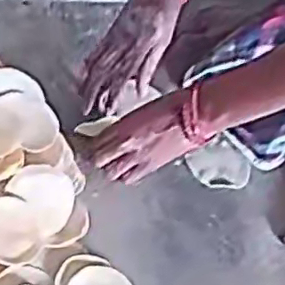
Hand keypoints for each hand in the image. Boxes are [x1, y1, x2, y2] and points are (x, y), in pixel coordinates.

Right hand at [79, 0, 187, 118]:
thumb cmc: (166, 15)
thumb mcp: (164, 42)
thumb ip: (149, 67)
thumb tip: (139, 90)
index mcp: (139, 48)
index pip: (122, 76)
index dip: (113, 95)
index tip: (107, 109)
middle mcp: (123, 44)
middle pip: (104, 73)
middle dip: (93, 93)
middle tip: (87, 109)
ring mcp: (114, 38)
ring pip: (97, 64)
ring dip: (87, 83)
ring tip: (82, 98)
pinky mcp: (110, 33)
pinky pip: (95, 51)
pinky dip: (86, 64)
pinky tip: (81, 75)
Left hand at [85, 89, 202, 183]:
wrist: (197, 114)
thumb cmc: (174, 105)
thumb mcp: (141, 110)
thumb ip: (123, 126)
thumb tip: (111, 134)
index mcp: (123, 128)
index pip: (95, 144)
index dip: (89, 147)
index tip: (86, 146)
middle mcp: (126, 146)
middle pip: (100, 162)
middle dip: (98, 160)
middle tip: (99, 156)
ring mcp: (137, 159)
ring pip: (112, 174)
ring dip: (111, 169)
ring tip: (114, 164)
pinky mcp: (149, 168)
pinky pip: (130, 178)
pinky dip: (126, 175)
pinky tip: (128, 170)